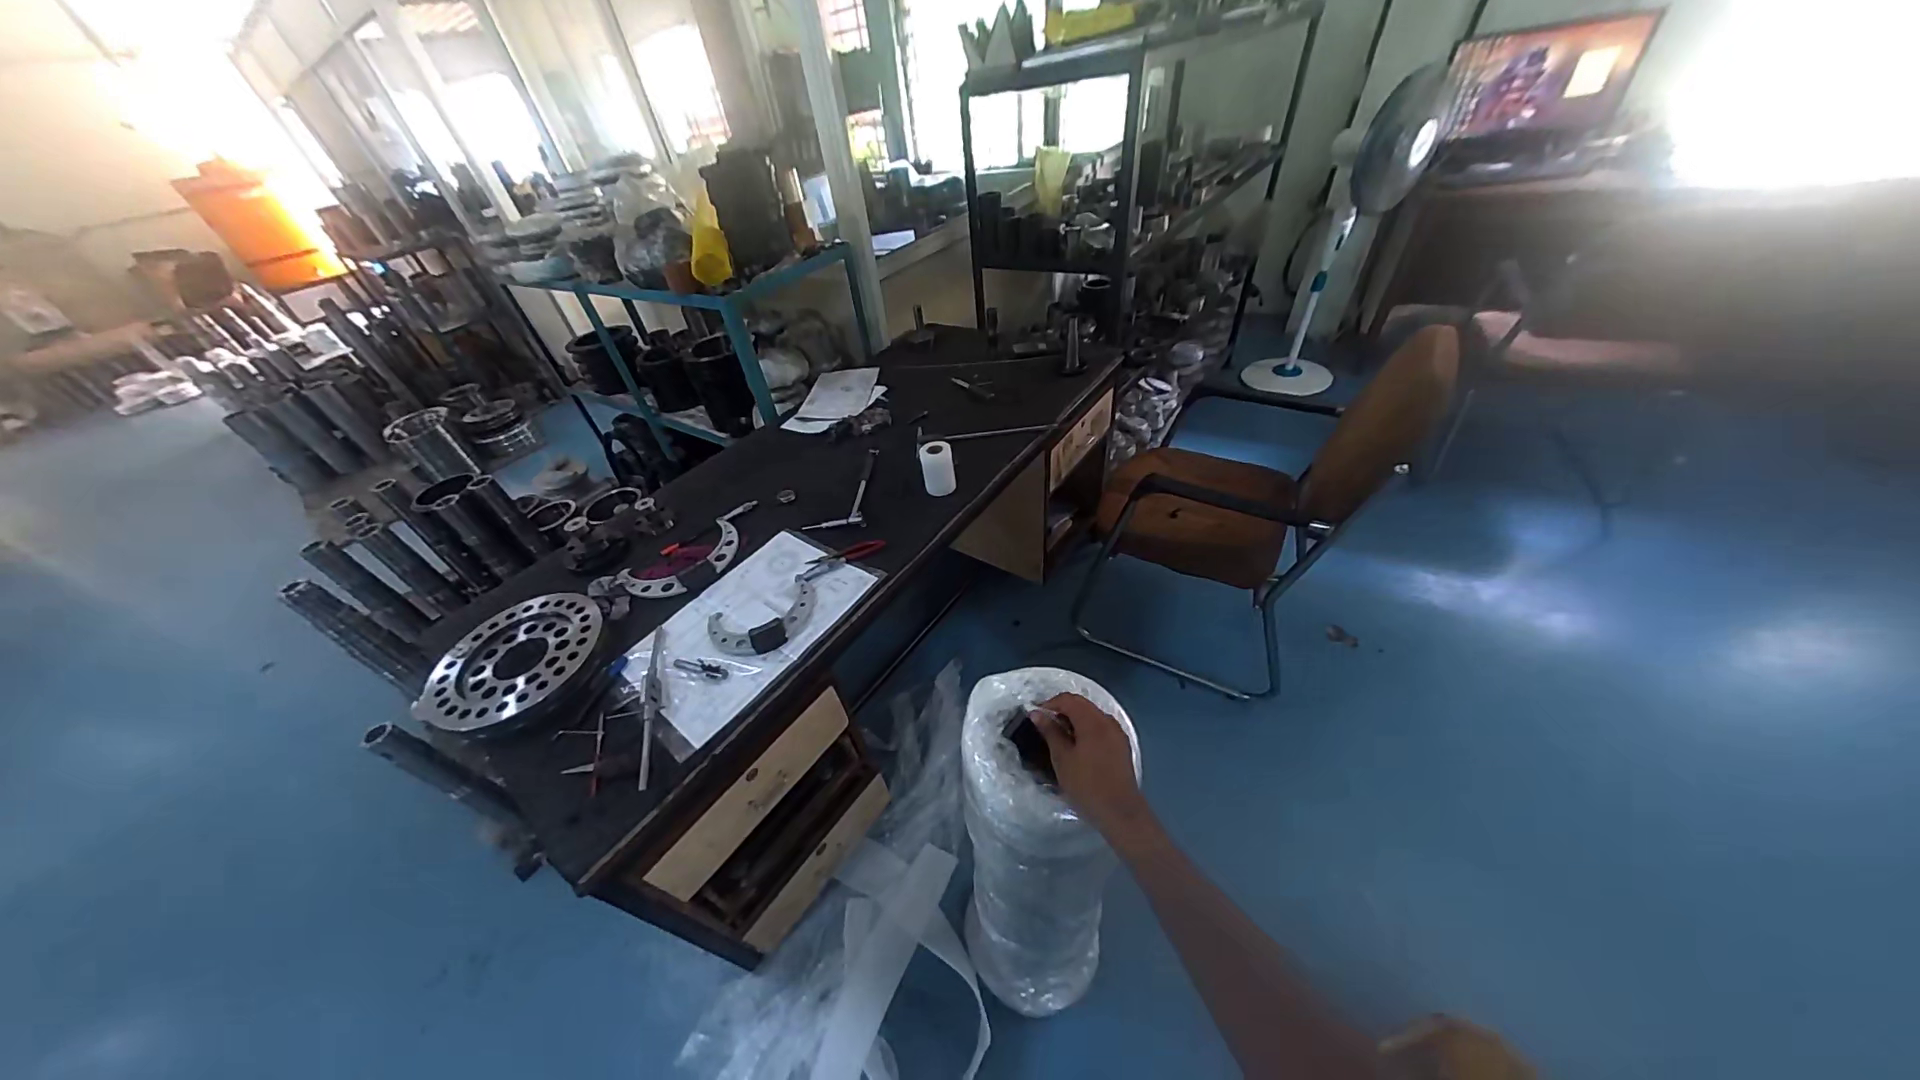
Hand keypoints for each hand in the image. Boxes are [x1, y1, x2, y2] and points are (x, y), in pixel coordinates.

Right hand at [1030, 693, 1156, 849]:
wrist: (1120, 811)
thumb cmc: (1086, 785)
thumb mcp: (1062, 758)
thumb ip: (1050, 732)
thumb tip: (1037, 713)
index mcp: (1093, 721)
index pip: (1069, 700)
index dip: (1050, 703)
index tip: (1035, 714)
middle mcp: (1107, 721)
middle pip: (1082, 705)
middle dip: (1062, 709)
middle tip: (1044, 724)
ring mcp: (1117, 733)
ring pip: (1092, 716)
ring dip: (1074, 719)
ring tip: (1059, 735)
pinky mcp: (1121, 746)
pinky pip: (1100, 727)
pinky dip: (1086, 729)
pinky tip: (1078, 745)